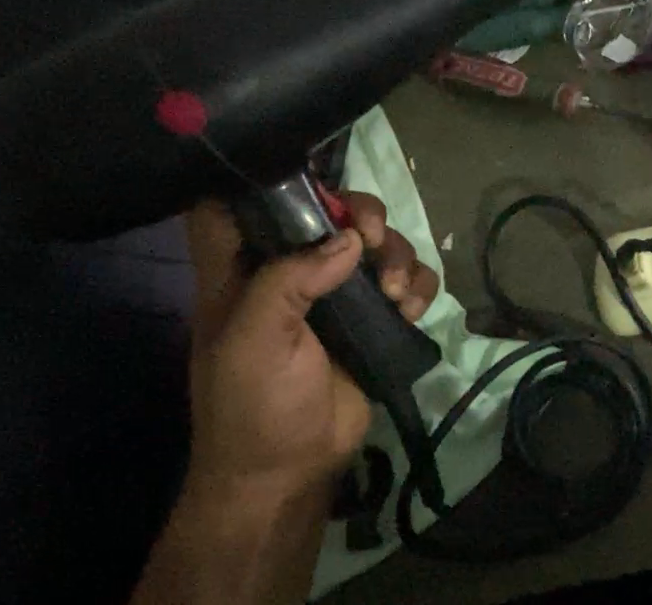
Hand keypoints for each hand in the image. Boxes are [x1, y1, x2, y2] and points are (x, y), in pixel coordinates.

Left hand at [182, 192, 439, 501]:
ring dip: (398, 256)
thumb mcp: (254, 342)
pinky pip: (409, 280)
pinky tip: (413, 311)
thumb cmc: (254, 407)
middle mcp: (290, 274)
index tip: (309, 180)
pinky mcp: (374, 318)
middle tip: (374, 238)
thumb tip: (351, 241)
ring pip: (377, 244)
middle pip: (329, 213)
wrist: (289, 472)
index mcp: (242, 274)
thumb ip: (290, 282)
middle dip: (361, 214)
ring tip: (399, 295)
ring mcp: (336, 296)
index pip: (232, 208)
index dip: (262, 183)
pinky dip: (419, 285)